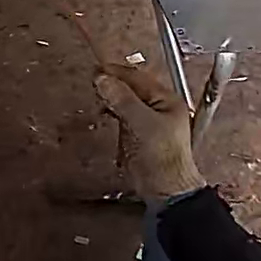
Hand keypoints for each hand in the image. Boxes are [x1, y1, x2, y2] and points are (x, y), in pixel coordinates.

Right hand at [94, 66, 204, 200]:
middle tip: (94, 80)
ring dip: (111, 95)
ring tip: (97, 94)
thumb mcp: (141, 123)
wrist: (165, 189)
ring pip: (126, 100)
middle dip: (113, 83)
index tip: (97, 70)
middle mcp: (158, 107)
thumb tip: (103, 79)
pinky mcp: (138, 134)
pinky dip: (112, 110)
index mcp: (166, 100)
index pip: (138, 78)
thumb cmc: (161, 157)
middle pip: (132, 87)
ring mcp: (148, 121)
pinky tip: (104, 110)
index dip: (117, 73)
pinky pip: (123, 114)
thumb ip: (122, 99)